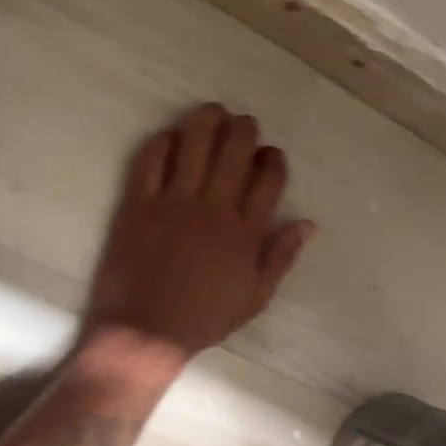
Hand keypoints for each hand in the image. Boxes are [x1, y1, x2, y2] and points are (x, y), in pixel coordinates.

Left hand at [82, 104, 314, 361]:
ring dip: (207, 119)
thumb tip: (307, 223)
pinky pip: (151, 159)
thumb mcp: (254, 299)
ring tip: (212, 113)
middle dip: (244, 129)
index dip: (273, 159)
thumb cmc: (202, 320)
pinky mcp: (138, 204)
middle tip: (243, 126)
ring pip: (195, 142)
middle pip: (235, 149)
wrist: (145, 332)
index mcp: (246, 233)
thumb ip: (280, 257)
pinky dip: (163, 141)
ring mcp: (173, 202)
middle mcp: (213, 209)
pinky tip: (171, 139)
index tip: (270, 155)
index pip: (269, 178)